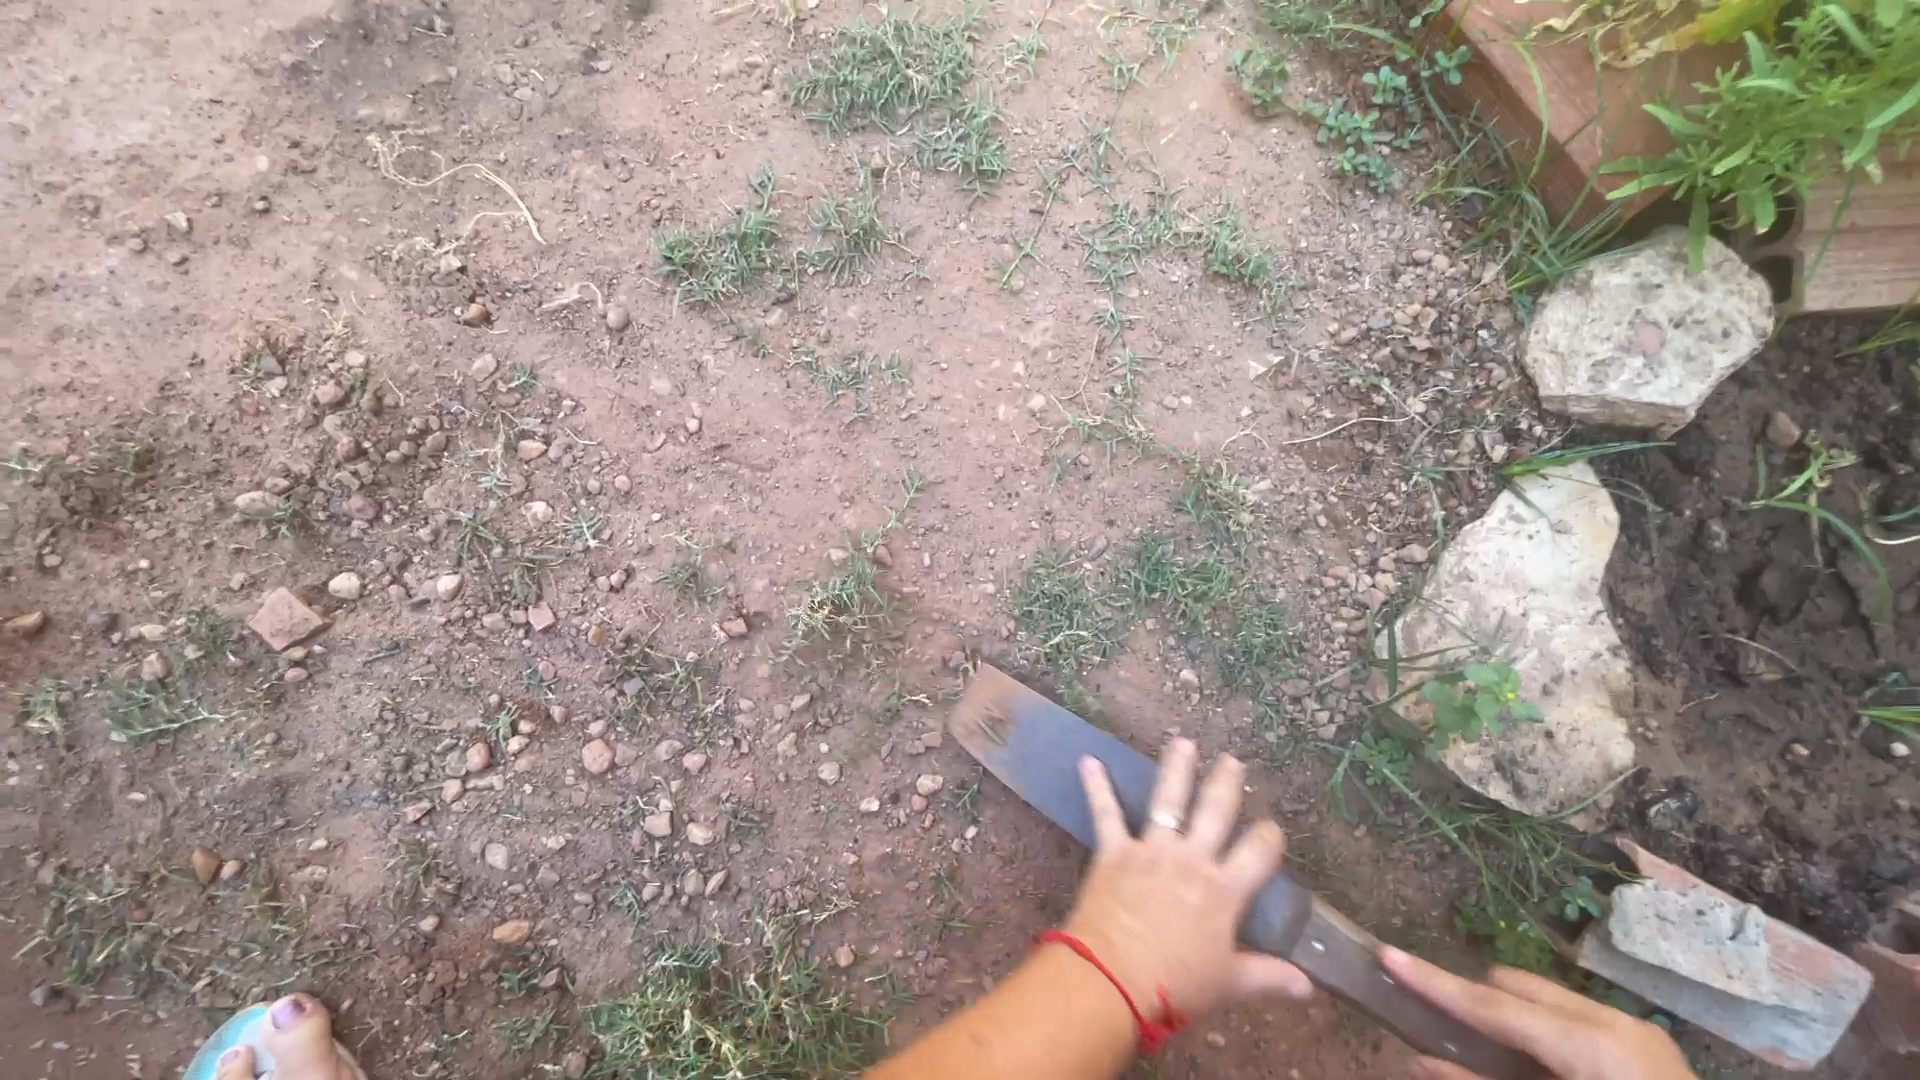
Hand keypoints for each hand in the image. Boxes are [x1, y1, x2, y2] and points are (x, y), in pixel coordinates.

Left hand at [1060, 738, 1313, 1020]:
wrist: (1114, 978)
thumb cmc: (1175, 984)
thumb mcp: (1228, 983)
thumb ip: (1268, 976)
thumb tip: (1309, 986)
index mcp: (1224, 890)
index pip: (1257, 853)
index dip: (1269, 836)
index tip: (1272, 825)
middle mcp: (1191, 860)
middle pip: (1215, 813)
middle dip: (1226, 784)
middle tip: (1233, 760)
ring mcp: (1151, 851)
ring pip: (1168, 801)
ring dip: (1175, 769)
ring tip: (1182, 742)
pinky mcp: (1114, 851)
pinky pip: (1106, 814)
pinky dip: (1096, 787)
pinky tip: (1088, 761)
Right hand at [1380, 946, 1694, 1079]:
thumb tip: (1418, 1062)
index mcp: (1589, 1046)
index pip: (1490, 1004)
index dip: (1433, 982)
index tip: (1386, 953)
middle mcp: (1612, 1022)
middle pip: (1513, 986)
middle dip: (1473, 1001)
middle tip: (1445, 1029)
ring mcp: (1636, 1031)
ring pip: (1543, 997)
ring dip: (1510, 1018)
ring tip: (1499, 1059)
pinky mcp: (1650, 1045)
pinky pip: (1575, 1018)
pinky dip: (1545, 1034)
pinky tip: (1545, 1070)